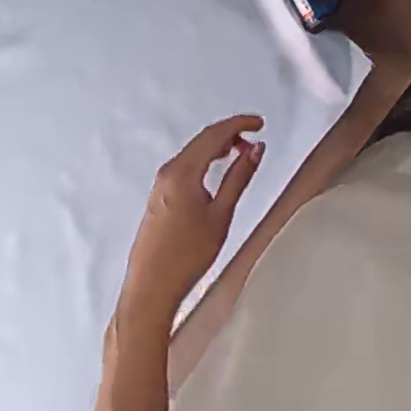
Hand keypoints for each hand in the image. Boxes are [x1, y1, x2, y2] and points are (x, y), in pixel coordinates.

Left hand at [121, 115, 264, 312]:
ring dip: (218, 146)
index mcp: (183, 170)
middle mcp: (169, 170)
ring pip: (194, 151)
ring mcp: (161, 182)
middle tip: (255, 136)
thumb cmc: (187, 255)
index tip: (260, 122)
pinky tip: (217, 168)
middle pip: (202, 139)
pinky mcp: (160, 194)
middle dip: (230, 132)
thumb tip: (256, 150)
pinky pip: (186, 164)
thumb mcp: (220, 216)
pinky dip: (205, 158)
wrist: (150, 287)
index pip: (214, 134)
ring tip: (242, 152)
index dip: (239, 124)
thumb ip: (238, 178)